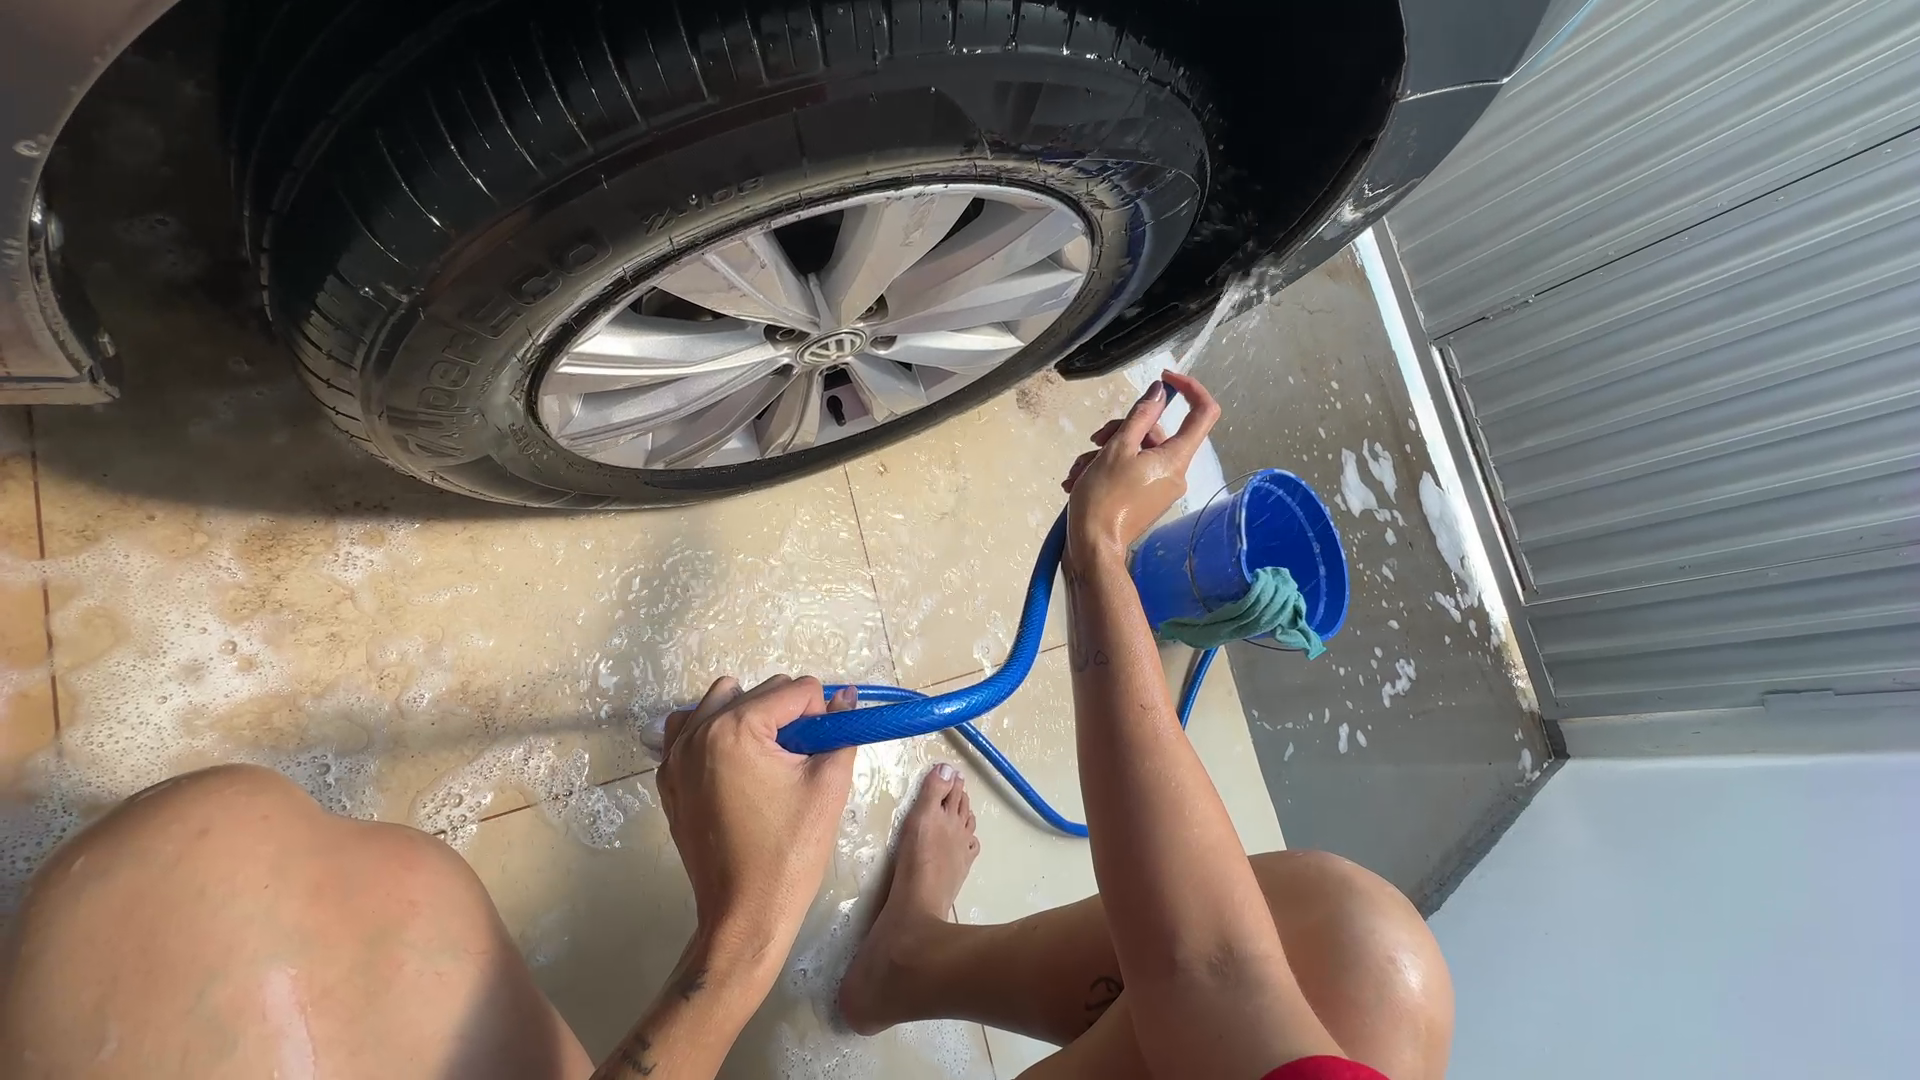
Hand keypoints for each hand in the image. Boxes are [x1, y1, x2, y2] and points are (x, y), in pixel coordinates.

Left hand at [658, 676, 856, 969]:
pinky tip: (735, 764)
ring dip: (751, 715)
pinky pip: (690, 729)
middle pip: (761, 691)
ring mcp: (675, 755)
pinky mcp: (668, 777)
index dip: (821, 717)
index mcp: (737, 729)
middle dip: (789, 716)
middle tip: (801, 761)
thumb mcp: (829, 785)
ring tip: (768, 757)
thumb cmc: (791, 850)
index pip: (797, 689)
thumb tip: (847, 697)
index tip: (821, 753)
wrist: (744, 914)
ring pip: (722, 700)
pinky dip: (714, 732)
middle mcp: (699, 731)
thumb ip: (841, 731)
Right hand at [1062, 369, 1218, 564]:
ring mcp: (1159, 488)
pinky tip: (1079, 480)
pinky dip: (1105, 470)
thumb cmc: (1104, 497)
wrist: (1092, 547)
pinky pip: (1130, 471)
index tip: (1162, 380)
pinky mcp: (1144, 499)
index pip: (1203, 412)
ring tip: (1078, 471)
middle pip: (1155, 433)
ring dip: (1103, 454)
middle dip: (1120, 431)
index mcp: (1175, 458)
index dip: (1189, 389)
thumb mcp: (1117, 449)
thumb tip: (1160, 391)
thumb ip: (1140, 416)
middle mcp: (1174, 472)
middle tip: (1093, 441)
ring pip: (1136, 452)